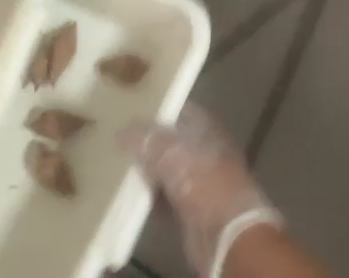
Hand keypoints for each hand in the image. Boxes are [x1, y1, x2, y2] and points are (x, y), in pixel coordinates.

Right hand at [122, 105, 280, 276]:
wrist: (227, 236)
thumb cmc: (202, 181)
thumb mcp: (169, 151)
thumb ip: (144, 138)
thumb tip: (121, 131)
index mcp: (209, 132)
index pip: (181, 113)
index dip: (159, 112)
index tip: (134, 113)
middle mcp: (207, 155)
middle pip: (174, 145)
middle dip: (150, 145)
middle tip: (121, 142)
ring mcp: (203, 185)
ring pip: (170, 173)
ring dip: (150, 174)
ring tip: (124, 168)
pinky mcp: (195, 213)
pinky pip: (168, 200)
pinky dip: (154, 199)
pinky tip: (135, 197)